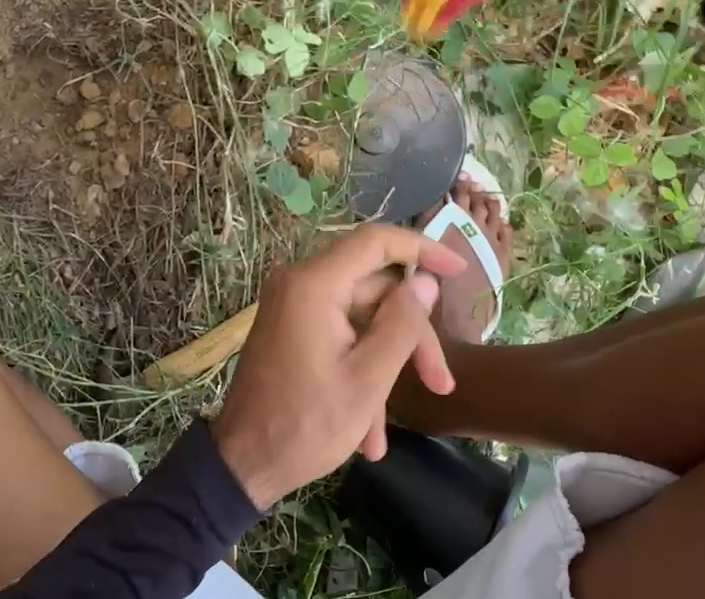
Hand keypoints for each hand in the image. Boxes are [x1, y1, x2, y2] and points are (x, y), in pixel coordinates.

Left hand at [211, 224, 466, 509]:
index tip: (461, 268)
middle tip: (440, 383)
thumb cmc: (306, 423)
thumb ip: (401, 325)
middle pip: (373, 288)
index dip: (422, 248)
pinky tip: (368, 433)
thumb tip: (425, 281)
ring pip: (359, 318)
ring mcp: (292, 306)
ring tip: (387, 434)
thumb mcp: (368, 380)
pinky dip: (358, 372)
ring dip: (384, 367)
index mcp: (314, 284)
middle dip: (410, 335)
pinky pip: (337, 335)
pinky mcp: (290, 328)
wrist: (243, 462)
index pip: (375, 242)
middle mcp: (299, 283)